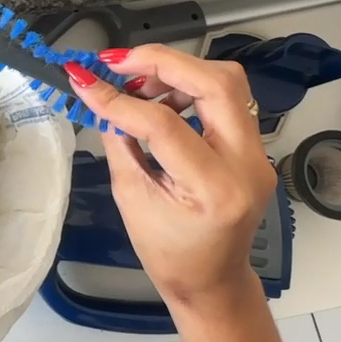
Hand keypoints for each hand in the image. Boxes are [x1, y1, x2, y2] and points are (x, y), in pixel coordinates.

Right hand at [67, 47, 277, 313]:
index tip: (83, 80)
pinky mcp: (253, 145)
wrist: (213, 280)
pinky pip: (224, 98)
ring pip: (225, 81)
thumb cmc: (168, 252)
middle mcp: (246, 164)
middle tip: (117, 61)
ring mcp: (257, 152)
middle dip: (161, 61)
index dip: (118, 99)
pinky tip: (159, 95)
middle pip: (216, 82)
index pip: (164, 124)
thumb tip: (99, 94)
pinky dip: (188, 85)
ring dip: (177, 70)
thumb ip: (120, 141)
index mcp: (214, 188)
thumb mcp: (131, 197)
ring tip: (136, 82)